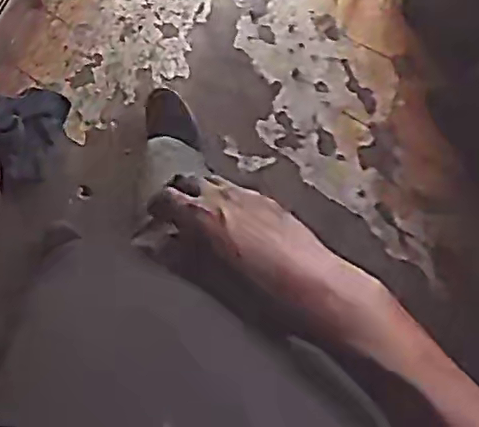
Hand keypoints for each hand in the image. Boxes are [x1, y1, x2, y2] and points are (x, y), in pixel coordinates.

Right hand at [150, 174, 398, 360]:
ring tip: (207, 218)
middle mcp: (222, 194)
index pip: (164, 197)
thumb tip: (156, 246)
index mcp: (202, 213)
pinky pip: (239, 192)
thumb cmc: (268, 297)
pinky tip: (239, 224)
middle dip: (178, 194)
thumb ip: (181, 258)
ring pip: (213, 182)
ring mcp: (248, 195)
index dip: (155, 208)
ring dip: (203, 194)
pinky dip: (229, 201)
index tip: (154, 219)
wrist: (325, 292)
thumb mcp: (215, 282)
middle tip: (176, 215)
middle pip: (186, 181)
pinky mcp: (272, 202)